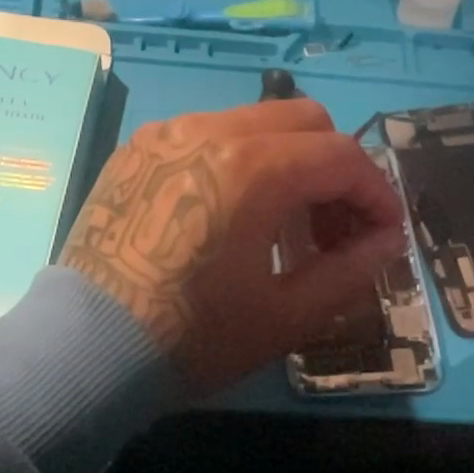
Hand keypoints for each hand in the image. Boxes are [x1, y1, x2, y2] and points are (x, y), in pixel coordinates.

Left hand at [60, 101, 406, 394]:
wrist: (86, 350)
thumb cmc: (193, 338)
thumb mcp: (285, 317)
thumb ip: (350, 272)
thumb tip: (387, 242)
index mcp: (253, 169)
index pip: (342, 158)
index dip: (377, 195)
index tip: (384, 235)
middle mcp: (211, 130)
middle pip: (305, 122)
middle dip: (336, 171)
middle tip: (335, 231)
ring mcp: (167, 135)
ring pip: (256, 123)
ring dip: (290, 163)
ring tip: (286, 227)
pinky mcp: (136, 150)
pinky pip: (209, 136)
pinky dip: (242, 163)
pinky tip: (234, 216)